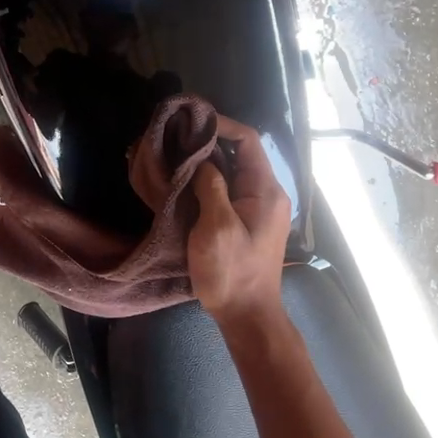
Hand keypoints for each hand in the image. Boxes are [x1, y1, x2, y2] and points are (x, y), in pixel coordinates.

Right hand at [186, 115, 291, 331]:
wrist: (247, 316)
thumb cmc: (233, 272)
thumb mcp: (217, 227)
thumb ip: (211, 186)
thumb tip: (201, 158)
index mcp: (266, 191)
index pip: (248, 140)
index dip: (221, 124)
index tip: (189, 121)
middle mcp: (264, 193)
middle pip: (238, 152)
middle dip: (206, 139)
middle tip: (172, 134)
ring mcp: (254, 207)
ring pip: (229, 169)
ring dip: (202, 158)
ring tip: (171, 152)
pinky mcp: (241, 219)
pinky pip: (224, 187)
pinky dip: (202, 177)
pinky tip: (179, 178)